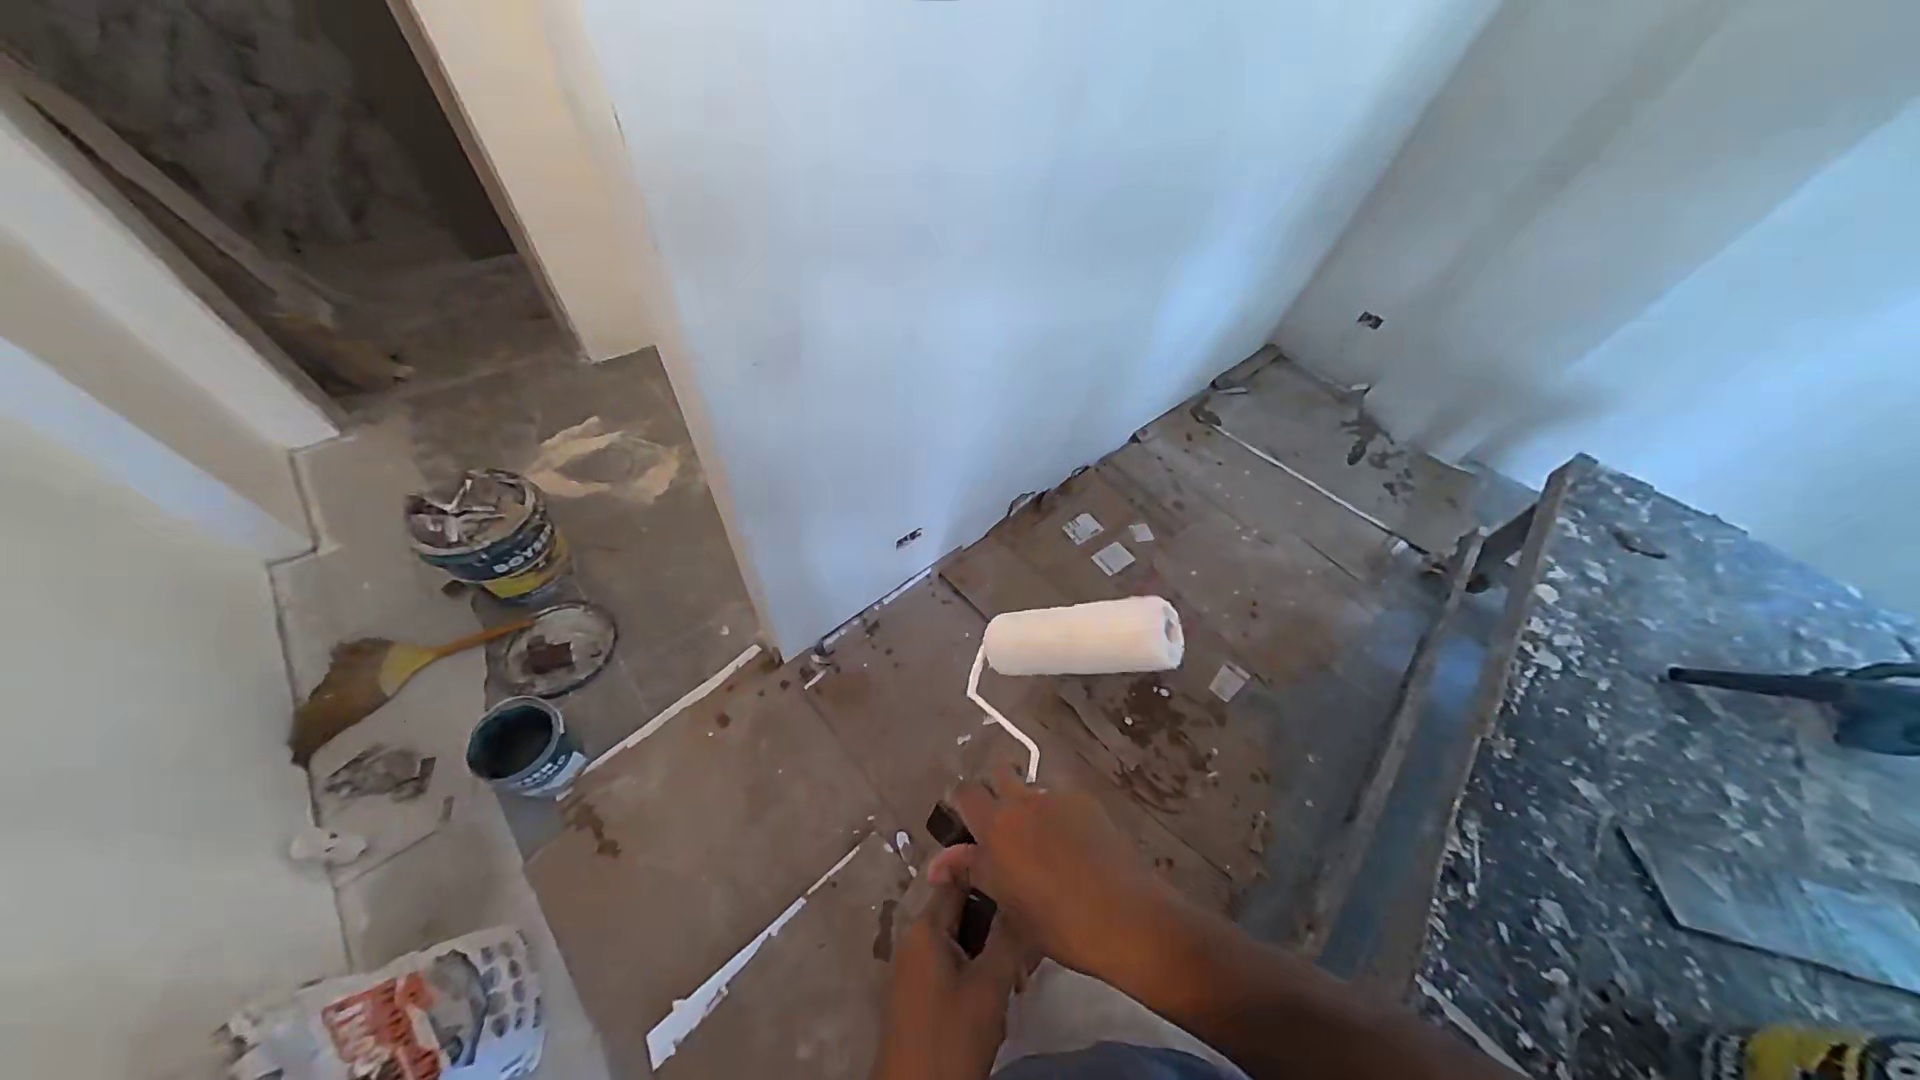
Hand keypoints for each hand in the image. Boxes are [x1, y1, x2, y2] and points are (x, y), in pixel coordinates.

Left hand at [871, 881, 1029, 1079]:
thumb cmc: (952, 1035)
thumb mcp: (990, 984)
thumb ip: (1008, 937)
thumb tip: (1024, 899)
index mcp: (925, 927)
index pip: (959, 880)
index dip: (992, 879)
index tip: (1024, 891)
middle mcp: (914, 938)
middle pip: (962, 912)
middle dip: (996, 927)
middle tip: (1028, 951)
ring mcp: (913, 967)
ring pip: (960, 942)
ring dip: (990, 955)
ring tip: (1018, 978)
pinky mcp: (917, 993)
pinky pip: (951, 966)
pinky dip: (976, 973)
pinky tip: (998, 997)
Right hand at [928, 763, 1171, 980]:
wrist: (1123, 916)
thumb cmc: (1056, 921)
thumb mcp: (1006, 901)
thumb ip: (970, 871)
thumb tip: (935, 864)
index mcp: (996, 824)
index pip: (965, 792)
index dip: (961, 802)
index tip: (964, 822)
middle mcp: (1023, 800)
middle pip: (999, 773)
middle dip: (995, 790)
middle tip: (1000, 826)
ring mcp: (1058, 797)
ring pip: (1032, 786)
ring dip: (1027, 802)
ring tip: (1039, 838)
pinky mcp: (1088, 802)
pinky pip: (1061, 798)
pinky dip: (1057, 813)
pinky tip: (1071, 843)